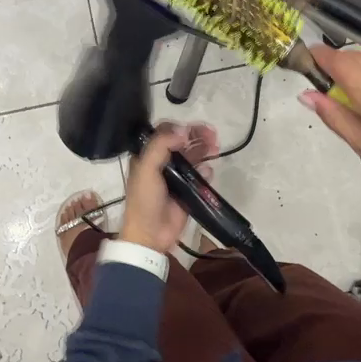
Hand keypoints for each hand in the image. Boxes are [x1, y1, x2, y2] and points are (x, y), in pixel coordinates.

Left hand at [119, 123, 219, 253]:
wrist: (151, 234)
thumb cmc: (144, 199)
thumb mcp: (146, 169)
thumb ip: (161, 146)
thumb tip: (183, 131)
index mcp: (147, 155)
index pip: (164, 133)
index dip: (178, 128)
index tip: (190, 130)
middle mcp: (162, 162)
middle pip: (182, 141)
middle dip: (196, 135)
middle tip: (212, 133)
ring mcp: (176, 176)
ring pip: (193, 155)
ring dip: (204, 148)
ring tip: (215, 146)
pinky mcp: (188, 189)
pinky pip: (200, 174)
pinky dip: (206, 169)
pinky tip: (208, 170)